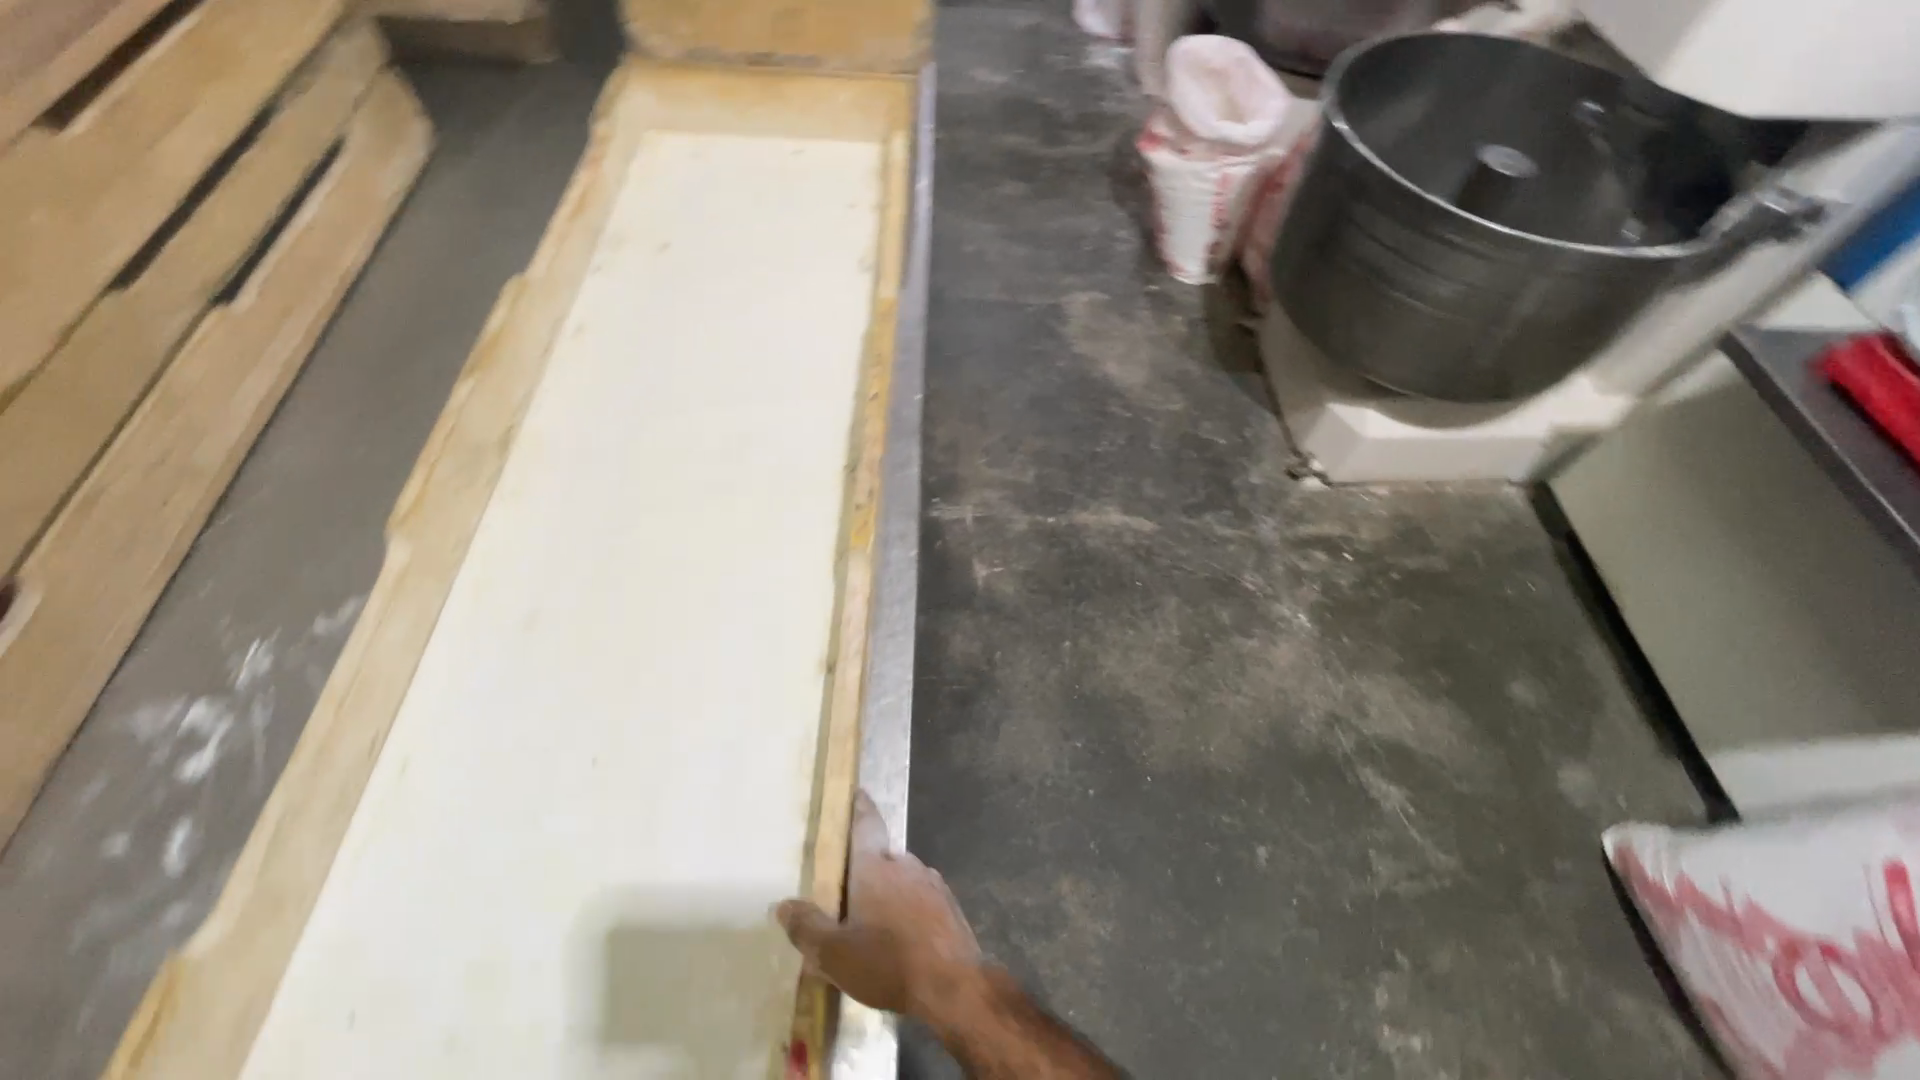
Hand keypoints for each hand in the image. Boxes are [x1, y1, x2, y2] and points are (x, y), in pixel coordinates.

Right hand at [775, 791, 982, 1021]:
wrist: (953, 985)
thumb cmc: (888, 962)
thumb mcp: (834, 954)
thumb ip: (807, 927)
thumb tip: (783, 905)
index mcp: (875, 866)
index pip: (866, 825)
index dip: (860, 808)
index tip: (858, 793)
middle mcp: (906, 864)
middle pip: (882, 857)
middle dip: (867, 870)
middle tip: (850, 893)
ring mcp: (932, 884)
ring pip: (903, 879)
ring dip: (890, 893)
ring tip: (875, 924)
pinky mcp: (950, 907)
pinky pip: (922, 900)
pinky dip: (910, 911)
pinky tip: (903, 939)